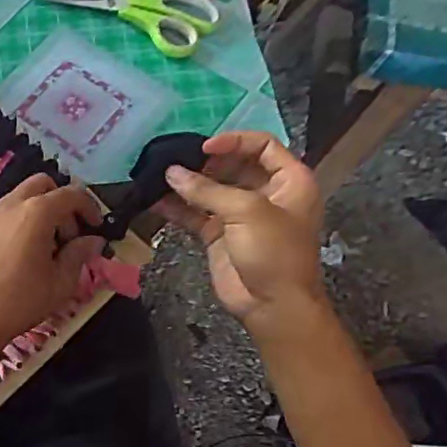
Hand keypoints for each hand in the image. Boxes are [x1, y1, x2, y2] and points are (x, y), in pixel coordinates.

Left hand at [0, 174, 104, 371]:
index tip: (97, 228)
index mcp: (36, 212)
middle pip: (43, 184)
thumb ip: (80, 254)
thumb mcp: (61, 282)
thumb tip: (93, 241)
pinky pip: (6, 213)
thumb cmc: (20, 301)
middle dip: (62, 202)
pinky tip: (25, 253)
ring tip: (48, 248)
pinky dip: (22, 220)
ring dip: (41, 210)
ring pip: (22, 197)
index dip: (90, 208)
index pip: (71, 194)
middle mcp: (11, 205)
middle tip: (70, 235)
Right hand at [156, 131, 326, 340]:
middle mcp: (266, 193)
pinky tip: (156, 201)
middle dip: (205, 163)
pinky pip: (196, 214)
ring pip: (211, 190)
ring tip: (160, 177)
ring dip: (187, 184)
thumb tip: (171, 173)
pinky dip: (177, 208)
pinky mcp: (220, 235)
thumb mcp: (247, 212)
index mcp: (290, 181)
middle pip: (233, 165)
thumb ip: (207, 190)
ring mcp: (241, 215)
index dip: (234, 141)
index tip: (205, 147)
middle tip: (177, 161)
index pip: (263, 145)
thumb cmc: (274, 252)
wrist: (273, 305)